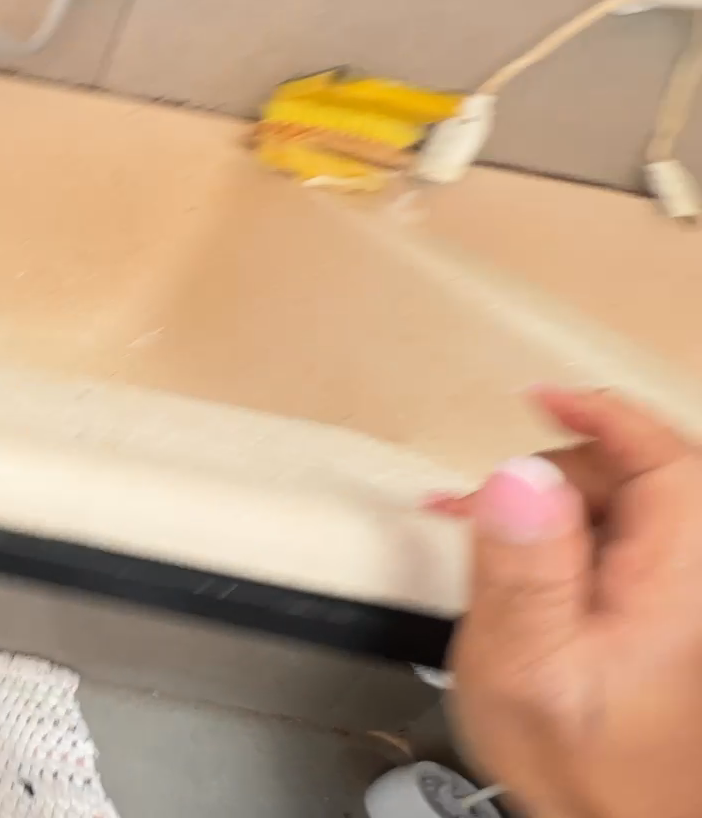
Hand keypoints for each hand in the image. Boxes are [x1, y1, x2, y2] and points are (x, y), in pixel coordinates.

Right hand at [429, 388, 701, 817]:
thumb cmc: (571, 756)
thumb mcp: (522, 658)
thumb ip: (522, 566)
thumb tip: (517, 478)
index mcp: (676, 596)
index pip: (677, 474)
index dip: (613, 422)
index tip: (545, 396)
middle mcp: (692, 593)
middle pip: (648, 485)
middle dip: (555, 472)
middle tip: (478, 503)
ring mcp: (678, 606)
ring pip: (626, 511)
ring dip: (545, 501)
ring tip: (473, 525)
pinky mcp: (657, 619)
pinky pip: (613, 543)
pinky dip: (551, 527)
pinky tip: (499, 538)